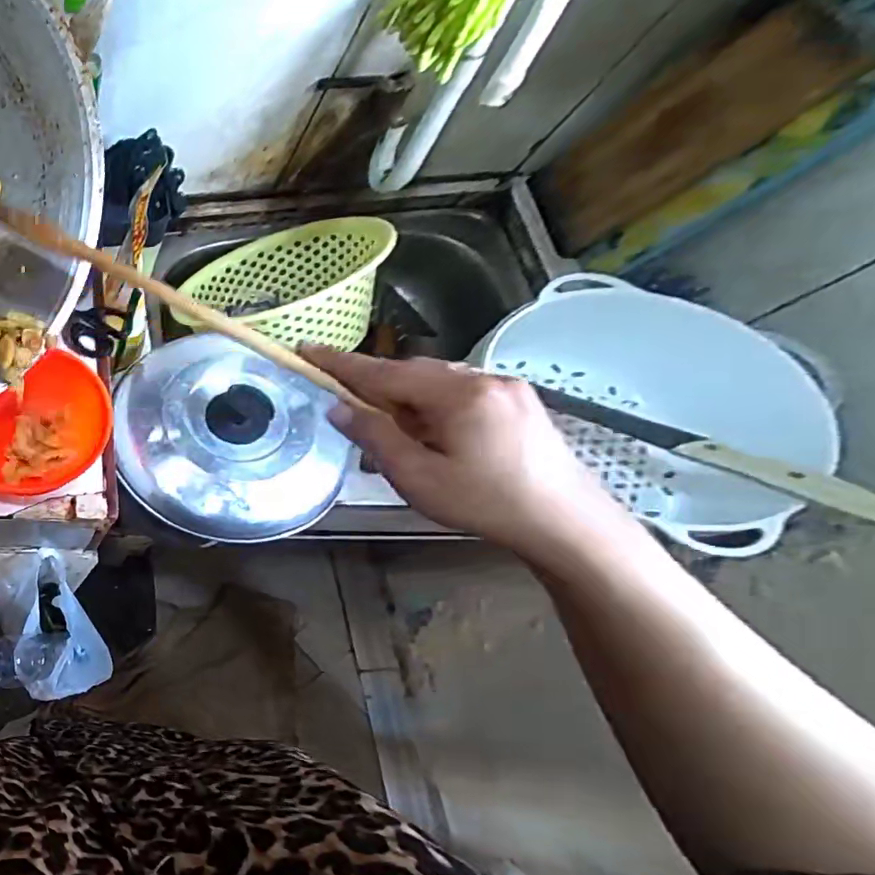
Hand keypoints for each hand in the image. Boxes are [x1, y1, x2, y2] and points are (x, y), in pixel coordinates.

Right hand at [303, 346, 637, 559]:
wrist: (568, 525)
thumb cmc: (485, 502)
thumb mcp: (416, 475)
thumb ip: (375, 436)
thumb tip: (338, 407)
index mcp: (458, 394)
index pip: (384, 371)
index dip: (340, 362)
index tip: (306, 349)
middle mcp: (484, 379)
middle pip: (411, 370)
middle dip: (373, 382)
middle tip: (343, 404)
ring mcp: (506, 388)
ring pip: (435, 379)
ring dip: (402, 394)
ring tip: (386, 425)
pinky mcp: (518, 402)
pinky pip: (458, 389)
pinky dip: (429, 401)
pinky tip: (426, 428)